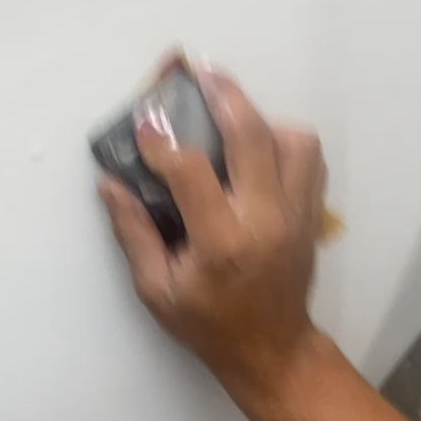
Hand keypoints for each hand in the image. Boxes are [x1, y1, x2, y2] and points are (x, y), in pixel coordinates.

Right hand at [97, 69, 328, 412]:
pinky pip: (309, 158)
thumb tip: (109, 183)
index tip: (144, 124)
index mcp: (221, 243)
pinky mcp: (312, 214)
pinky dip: (283, 140)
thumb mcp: (155, 288)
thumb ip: (133, 232)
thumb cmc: (206, 323)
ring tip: (230, 114)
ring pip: (293, 139)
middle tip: (201, 72)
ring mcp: (297, 215)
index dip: (162, 141)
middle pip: (253, 136)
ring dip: (260, 118)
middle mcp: (265, 220)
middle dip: (224, 96)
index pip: (191, 171)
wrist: (271, 349)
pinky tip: (257, 143)